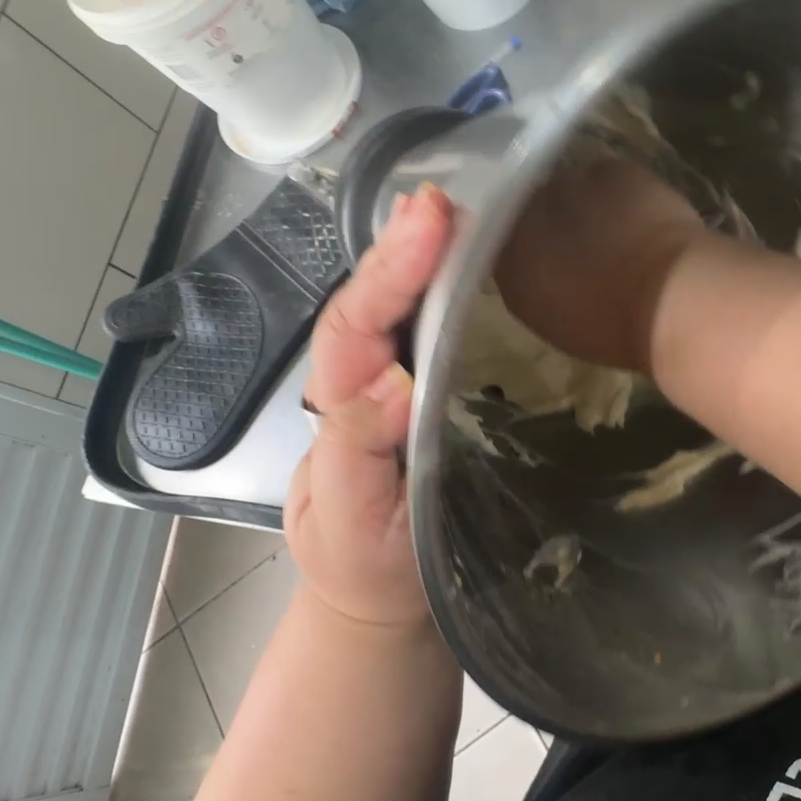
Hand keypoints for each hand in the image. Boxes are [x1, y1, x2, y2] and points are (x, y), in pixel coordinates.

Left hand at [284, 185, 450, 627]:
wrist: (379, 600)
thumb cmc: (367, 569)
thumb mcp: (351, 524)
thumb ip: (355, 455)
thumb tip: (391, 381)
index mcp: (336, 416)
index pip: (352, 331)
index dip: (388, 274)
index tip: (430, 223)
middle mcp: (356, 391)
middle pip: (369, 308)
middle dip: (401, 249)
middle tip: (444, 200)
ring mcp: (388, 395)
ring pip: (393, 318)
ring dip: (419, 260)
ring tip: (453, 214)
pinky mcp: (418, 405)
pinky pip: (423, 341)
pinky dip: (439, 294)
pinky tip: (464, 267)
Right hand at [496, 159, 708, 372]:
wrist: (667, 297)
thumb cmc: (613, 329)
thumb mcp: (559, 324)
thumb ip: (539, 290)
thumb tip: (544, 270)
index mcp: (509, 265)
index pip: (504, 244)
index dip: (529, 250)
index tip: (550, 263)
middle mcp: (525, 218)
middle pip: (533, 209)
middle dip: (555, 222)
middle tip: (586, 245)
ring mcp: (567, 187)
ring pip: (570, 189)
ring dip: (587, 204)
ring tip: (617, 229)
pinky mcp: (608, 170)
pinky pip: (608, 178)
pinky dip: (621, 193)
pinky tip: (642, 215)